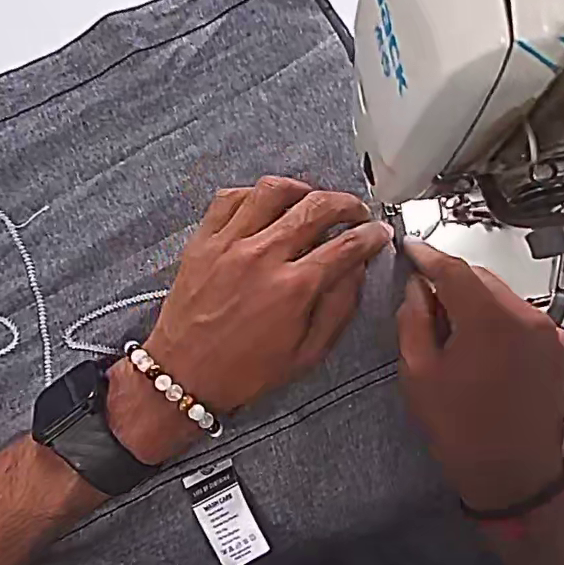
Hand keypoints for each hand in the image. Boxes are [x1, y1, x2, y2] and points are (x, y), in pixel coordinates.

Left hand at [108, 177, 392, 464]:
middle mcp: (263, 257)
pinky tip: (266, 206)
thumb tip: (357, 270)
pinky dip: (254, 194)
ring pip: (273, 190)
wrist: (186, 375)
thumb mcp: (307, 354)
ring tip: (312, 201)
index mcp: (293, 289)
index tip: (377, 233)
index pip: (347, 245)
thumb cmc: (244, 371)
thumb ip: (339, 308)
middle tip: (355, 212)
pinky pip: (230, 197)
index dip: (371, 235)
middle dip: (347, 204)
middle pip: (317, 206)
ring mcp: (229, 244)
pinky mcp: (203, 241)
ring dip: (303, 189)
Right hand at [396, 240, 563, 511]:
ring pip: (501, 296)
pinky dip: (498, 321)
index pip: (452, 268)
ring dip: (474, 303)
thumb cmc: (467, 434)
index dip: (426, 255)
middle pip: (479, 278)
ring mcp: (546, 334)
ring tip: (454, 339)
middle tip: (424, 303)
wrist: (512, 473)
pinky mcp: (557, 349)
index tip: (413, 249)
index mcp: (489, 321)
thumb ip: (412, 320)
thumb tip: (416, 291)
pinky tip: (480, 350)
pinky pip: (521, 318)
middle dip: (450, 283)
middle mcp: (526, 320)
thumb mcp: (418, 374)